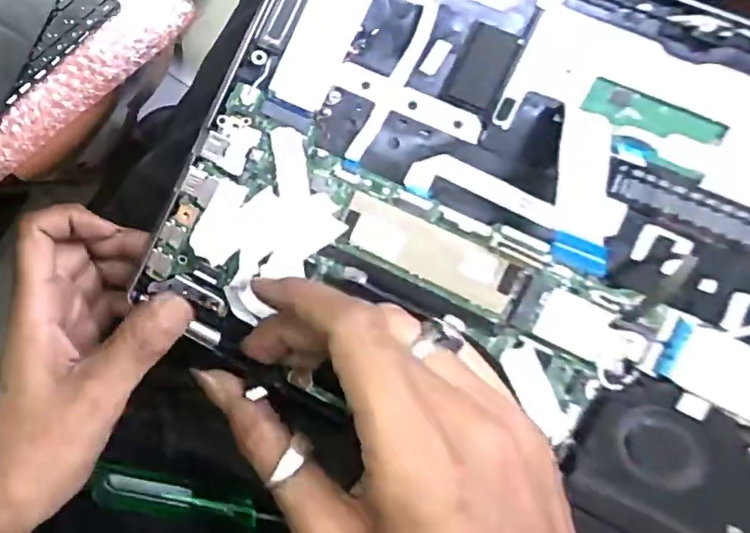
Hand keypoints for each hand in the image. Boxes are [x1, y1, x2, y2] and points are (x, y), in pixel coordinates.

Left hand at [0, 206, 192, 532]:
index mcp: (37, 303)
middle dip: (117, 247)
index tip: (116, 235)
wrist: (3, 500)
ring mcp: (60, 327)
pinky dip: (129, 307)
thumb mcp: (94, 396)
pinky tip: (159, 316)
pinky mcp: (73, 350)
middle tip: (166, 261)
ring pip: (92, 279)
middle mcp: (47, 305)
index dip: (73, 219)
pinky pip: (103, 311)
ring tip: (172, 284)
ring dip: (129, 276)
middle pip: (75, 251)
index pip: (38, 233)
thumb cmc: (37, 445)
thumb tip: (182, 300)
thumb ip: (137, 346)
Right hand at [193, 278, 572, 532]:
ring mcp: (510, 420)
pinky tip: (380, 378)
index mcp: (422, 452)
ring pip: (417, 330)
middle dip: (316, 319)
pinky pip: (455, 357)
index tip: (260, 297)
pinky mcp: (527, 430)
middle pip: (380, 321)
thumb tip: (222, 386)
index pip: (357, 329)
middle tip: (273, 350)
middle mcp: (473, 419)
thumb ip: (270, 450)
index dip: (302, 299)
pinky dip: (403, 349)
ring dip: (357, 330)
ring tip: (318, 360)